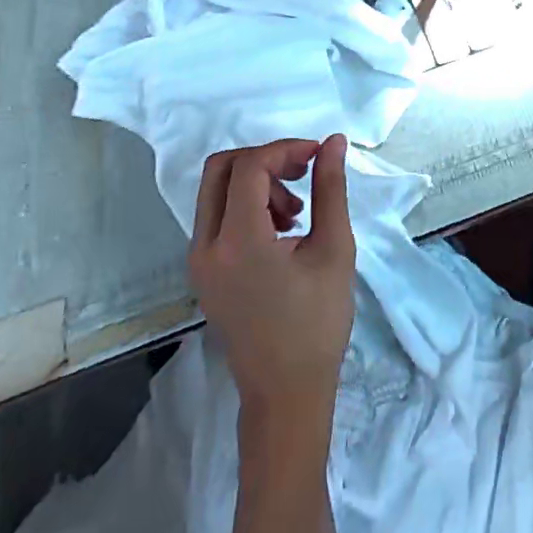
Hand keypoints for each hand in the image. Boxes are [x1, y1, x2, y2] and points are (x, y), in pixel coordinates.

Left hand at [189, 136, 356, 411]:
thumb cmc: (318, 321)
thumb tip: (333, 142)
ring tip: (298, 212)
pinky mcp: (203, 272)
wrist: (286, 390)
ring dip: (256, 183)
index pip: (249, 167)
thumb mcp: (334, 248)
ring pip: (216, 191)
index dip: (285, 150)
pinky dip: (247, 205)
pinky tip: (283, 230)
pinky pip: (217, 217)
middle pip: (220, 168)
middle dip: (265, 159)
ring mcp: (198, 260)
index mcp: (238, 241)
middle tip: (303, 172)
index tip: (319, 156)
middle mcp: (205, 246)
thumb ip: (330, 189)